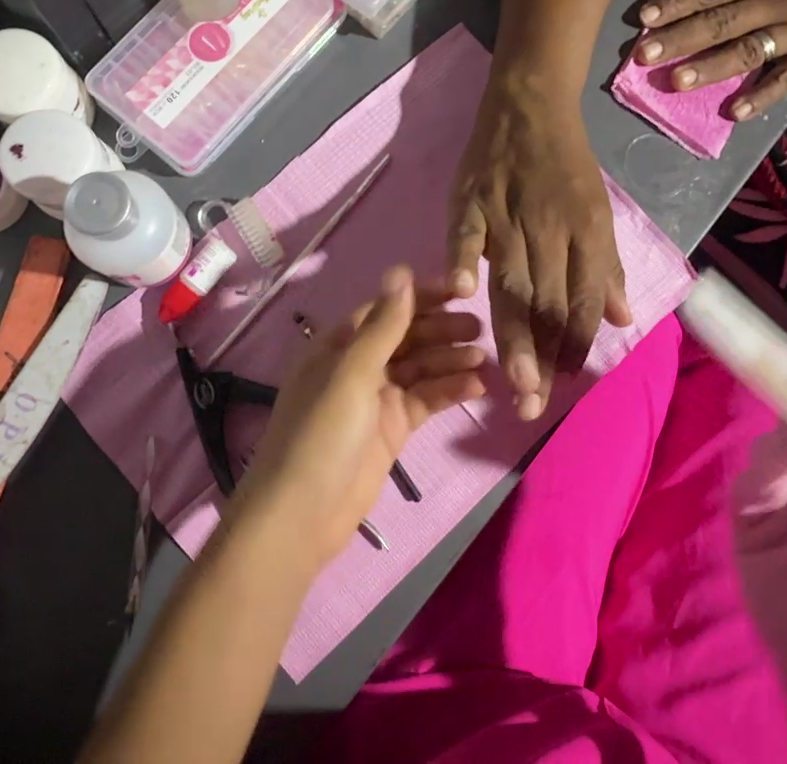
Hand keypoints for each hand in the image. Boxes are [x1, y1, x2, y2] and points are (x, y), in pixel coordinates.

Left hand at [233, 268, 485, 566]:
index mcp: (338, 346)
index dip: (421, 297)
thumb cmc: (320, 437)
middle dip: (441, 329)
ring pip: (420, 369)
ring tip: (485, 358)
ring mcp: (376, 399)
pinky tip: (477, 387)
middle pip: (406, 337)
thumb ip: (382, 327)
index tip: (461, 289)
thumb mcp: (351, 375)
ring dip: (450, 360)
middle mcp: (357, 366)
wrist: (301, 516)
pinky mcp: (392, 429)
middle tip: (480, 327)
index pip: (385, 309)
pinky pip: (425, 401)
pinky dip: (448, 392)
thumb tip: (400, 271)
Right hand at [448, 91, 632, 419]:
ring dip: (512, 333)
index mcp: (585, 231)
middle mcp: (550, 228)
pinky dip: (466, 258)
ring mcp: (508, 214)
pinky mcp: (472, 200)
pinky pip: (468, 232)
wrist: (530, 103)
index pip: (581, 299)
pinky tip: (464, 291)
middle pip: (546, 301)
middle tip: (530, 406)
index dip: (574, 344)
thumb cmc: (566, 162)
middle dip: (541, 357)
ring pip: (512, 282)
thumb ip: (606, 265)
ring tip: (509, 382)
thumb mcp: (599, 209)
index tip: (561, 386)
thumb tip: (622, 319)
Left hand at [632, 0, 786, 118]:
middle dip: (681, 37)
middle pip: (722, 20)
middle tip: (642, 54)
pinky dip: (762, 96)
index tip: (644, 16)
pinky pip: (786, 78)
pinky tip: (735, 112)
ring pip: (749, 49)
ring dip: (712, 66)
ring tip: (676, 81)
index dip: (677, 0)